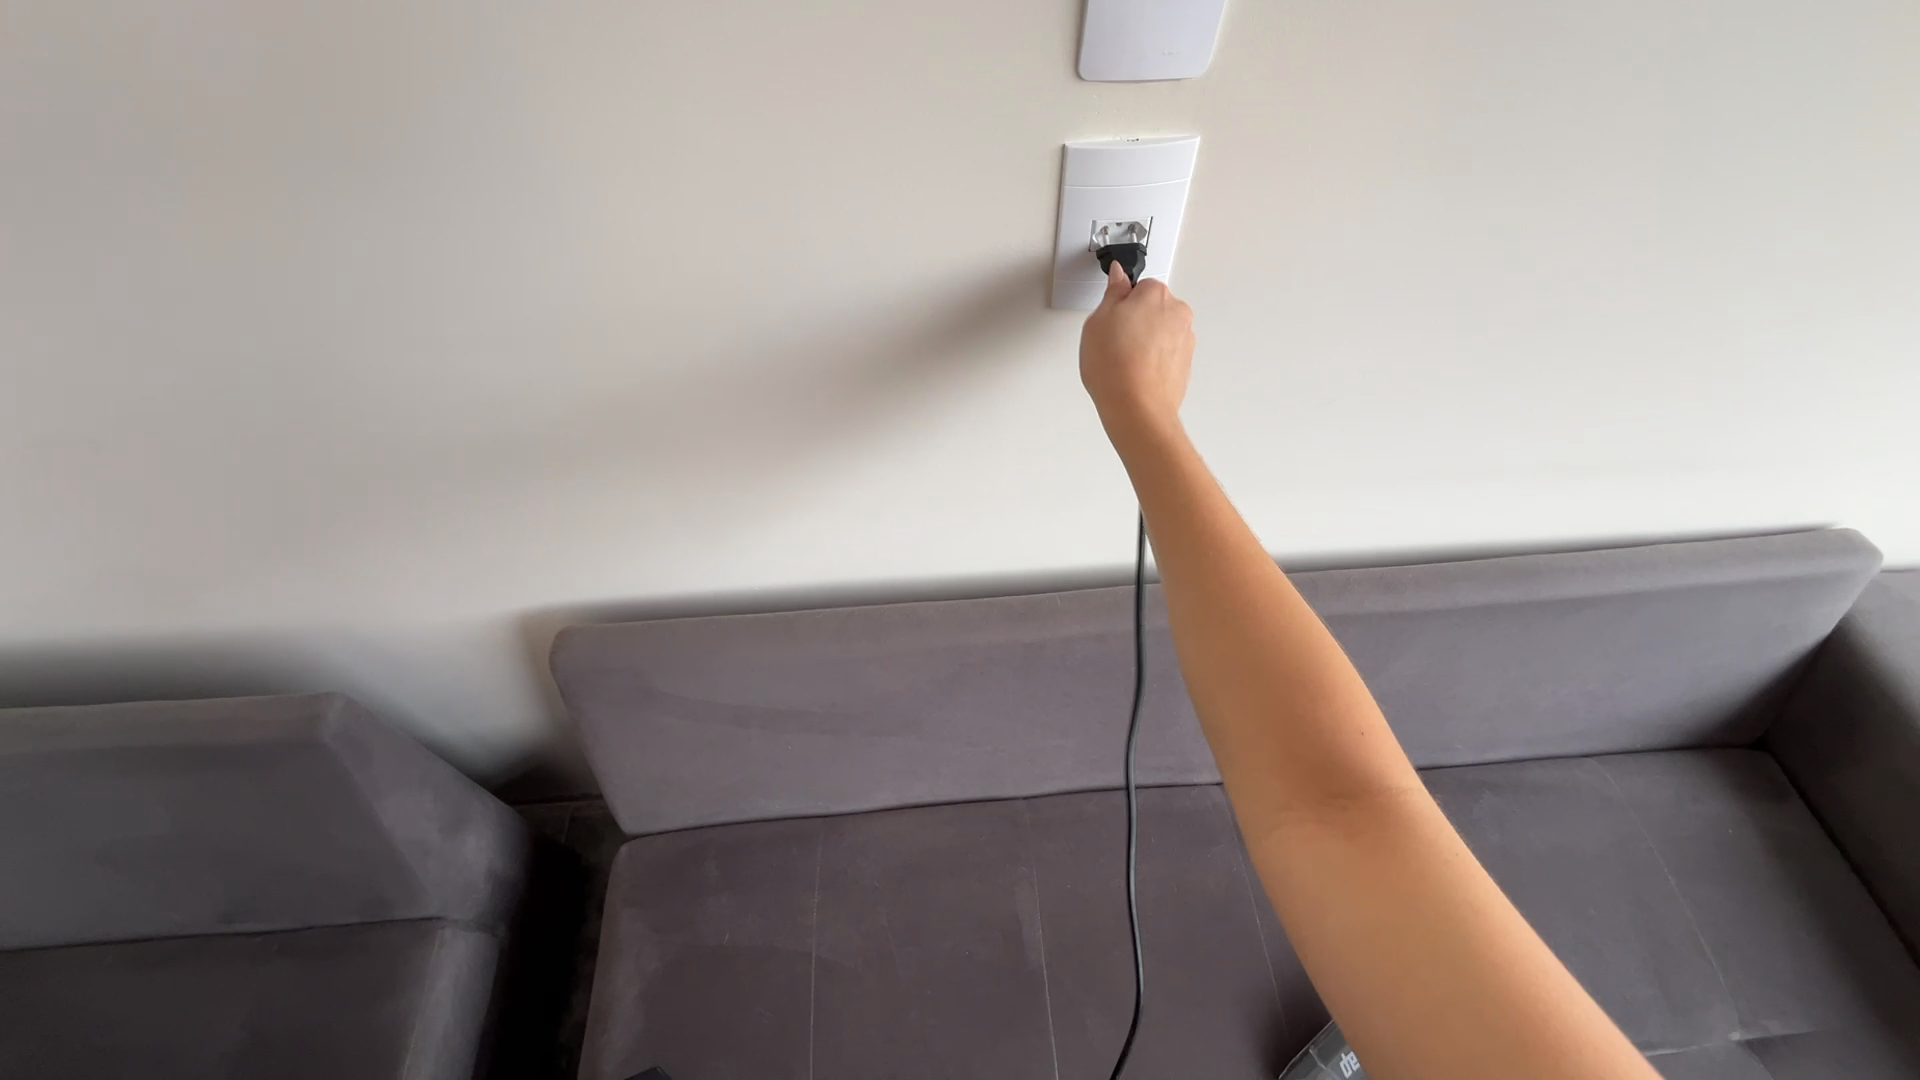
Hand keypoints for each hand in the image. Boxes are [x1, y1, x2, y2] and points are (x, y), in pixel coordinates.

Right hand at [1079, 262, 1193, 442]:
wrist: (1136, 407)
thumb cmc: (1116, 366)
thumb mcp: (1098, 320)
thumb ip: (1112, 293)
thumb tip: (1118, 277)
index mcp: (1156, 294)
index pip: (1138, 286)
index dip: (1120, 304)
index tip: (1109, 318)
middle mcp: (1177, 312)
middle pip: (1153, 308)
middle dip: (1135, 321)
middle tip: (1113, 340)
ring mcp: (1185, 339)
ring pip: (1161, 332)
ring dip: (1145, 342)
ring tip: (1122, 361)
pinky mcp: (1185, 364)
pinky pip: (1165, 355)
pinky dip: (1153, 361)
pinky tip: (1134, 373)